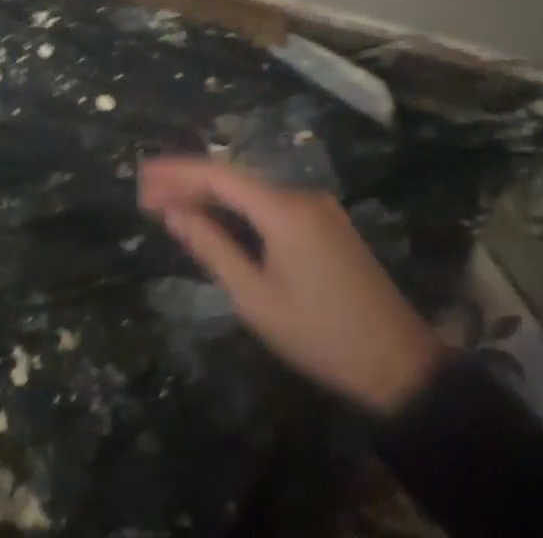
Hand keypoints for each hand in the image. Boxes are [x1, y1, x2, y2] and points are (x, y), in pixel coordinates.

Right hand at [138, 157, 444, 414]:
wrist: (403, 369)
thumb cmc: (320, 335)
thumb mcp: (254, 297)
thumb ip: (211, 247)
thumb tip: (172, 213)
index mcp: (284, 211)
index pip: (217, 175)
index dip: (174, 173)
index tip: (139, 179)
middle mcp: (302, 198)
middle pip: (233, 177)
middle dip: (186, 182)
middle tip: (144, 194)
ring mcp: (320, 211)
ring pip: (250, 190)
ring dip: (208, 195)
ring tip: (167, 203)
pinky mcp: (327, 227)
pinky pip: (269, 204)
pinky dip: (234, 207)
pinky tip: (211, 217)